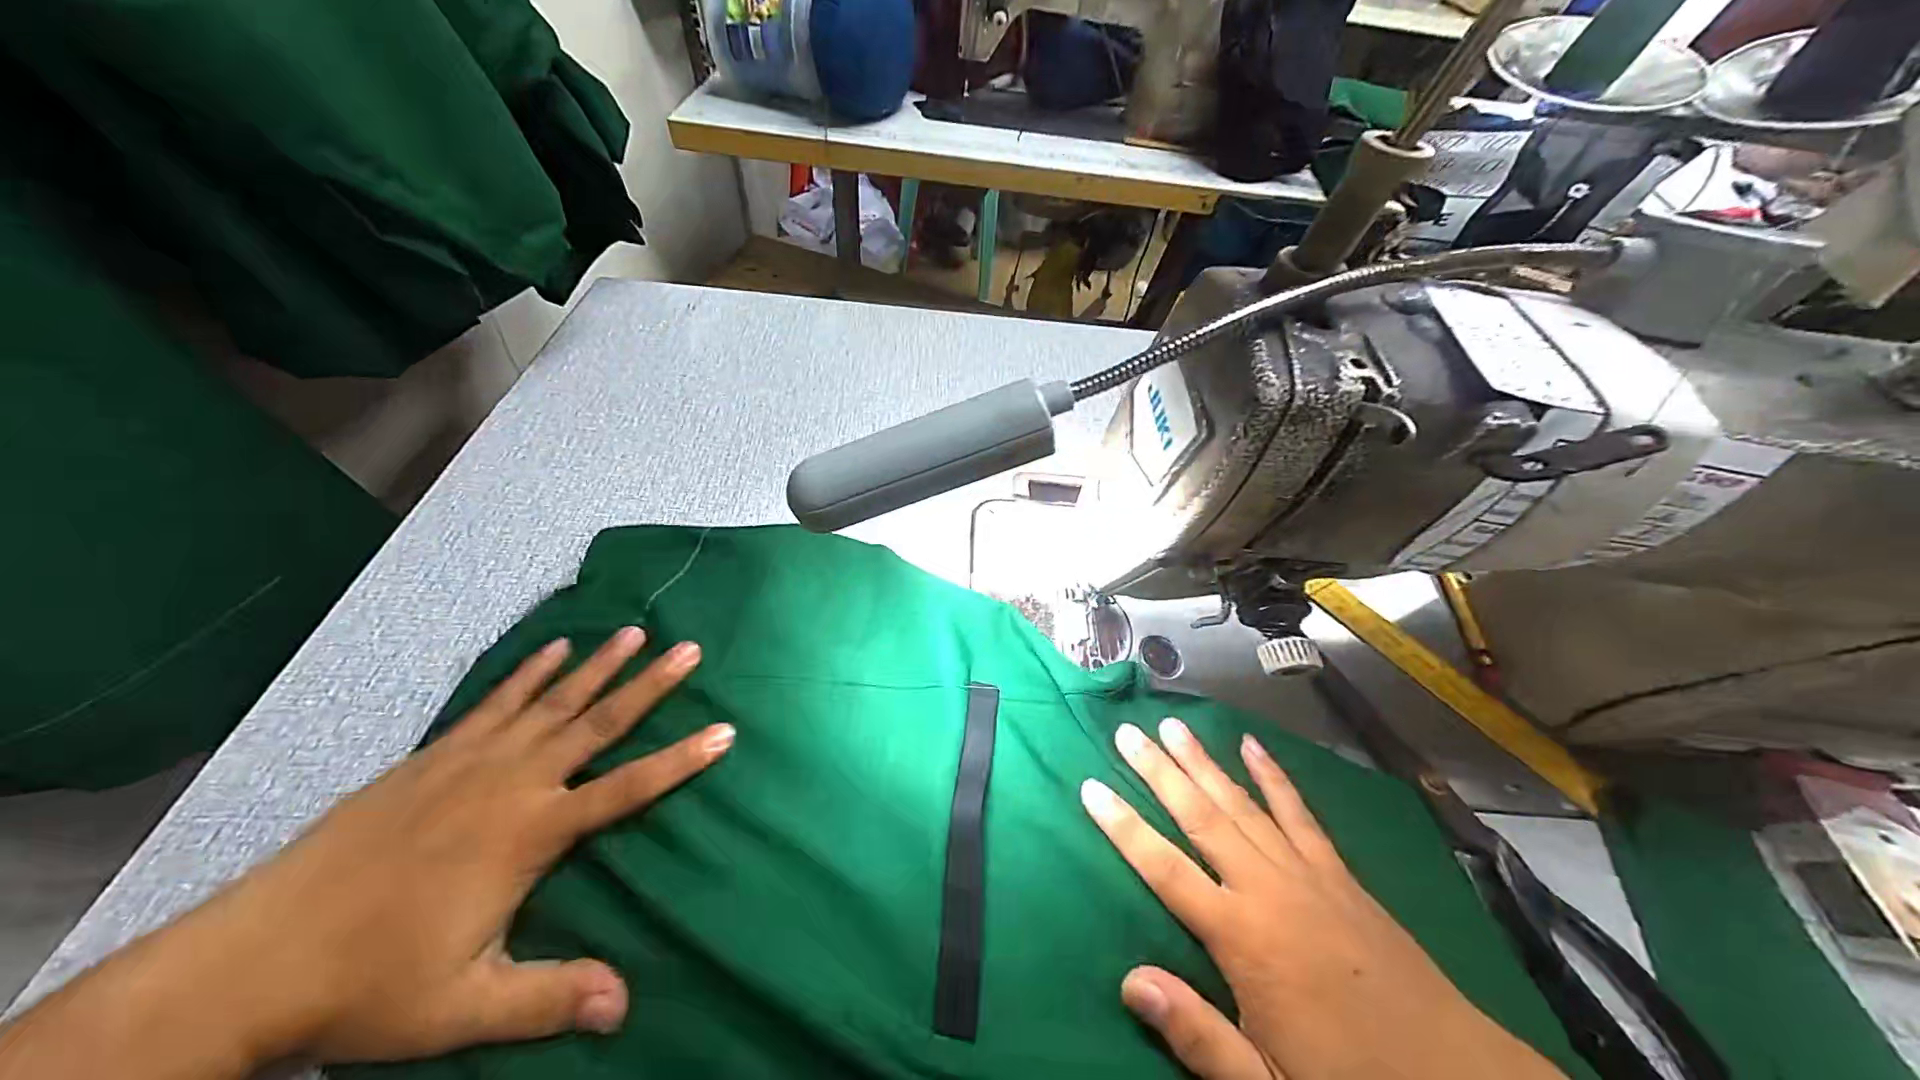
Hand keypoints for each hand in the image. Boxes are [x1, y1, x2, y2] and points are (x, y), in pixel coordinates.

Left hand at [0, 628, 729, 1079]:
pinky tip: (553, 649)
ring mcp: (469, 762)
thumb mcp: (464, 1007)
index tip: (725, 731)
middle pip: (597, 723)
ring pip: (552, 701)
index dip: (681, 760)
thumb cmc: (368, 984)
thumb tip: (626, 1004)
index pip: (627, 788)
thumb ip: (550, 999)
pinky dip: (529, 673)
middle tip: (689, 649)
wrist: (248, 960)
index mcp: (530, 833)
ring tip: (635, 632)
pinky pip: (495, 703)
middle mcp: (511, 782)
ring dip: (598, 665)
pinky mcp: (433, 757)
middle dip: (649, 685)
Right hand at [1080, 720, 1566, 1079]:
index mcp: (1241, 936)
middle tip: (1127, 732)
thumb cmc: (1346, 1078)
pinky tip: (1254, 747)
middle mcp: (1267, 889)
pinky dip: (1274, 778)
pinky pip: (1300, 814)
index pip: (1164, 868)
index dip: (1123, 827)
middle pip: (1200, 817)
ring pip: (1243, 804)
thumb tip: (1129, 980)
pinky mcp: (1340, 874)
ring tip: (1174, 727)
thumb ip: (1196, 1032)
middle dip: (1159, 772)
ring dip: (1205, 763)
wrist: (1456, 1077)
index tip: (1090, 787)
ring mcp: (1307, 874)